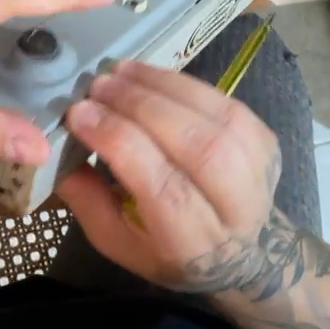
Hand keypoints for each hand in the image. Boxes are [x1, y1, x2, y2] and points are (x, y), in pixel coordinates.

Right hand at [56, 60, 294, 298]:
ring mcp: (260, 173)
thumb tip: (62, 145)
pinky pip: (226, 101)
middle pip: (198, 148)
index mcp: (192, 243)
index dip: (120, 142)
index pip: (163, 188)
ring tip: (120, 72)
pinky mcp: (267, 142)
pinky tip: (150, 75)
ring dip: (163, 87)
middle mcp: (236, 210)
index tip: (79, 113)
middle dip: (141, 107)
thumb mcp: (116, 241)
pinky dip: (184, 83)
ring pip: (217, 119)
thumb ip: (87, 200)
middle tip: (98, 86)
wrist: (242, 255)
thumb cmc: (166, 248)